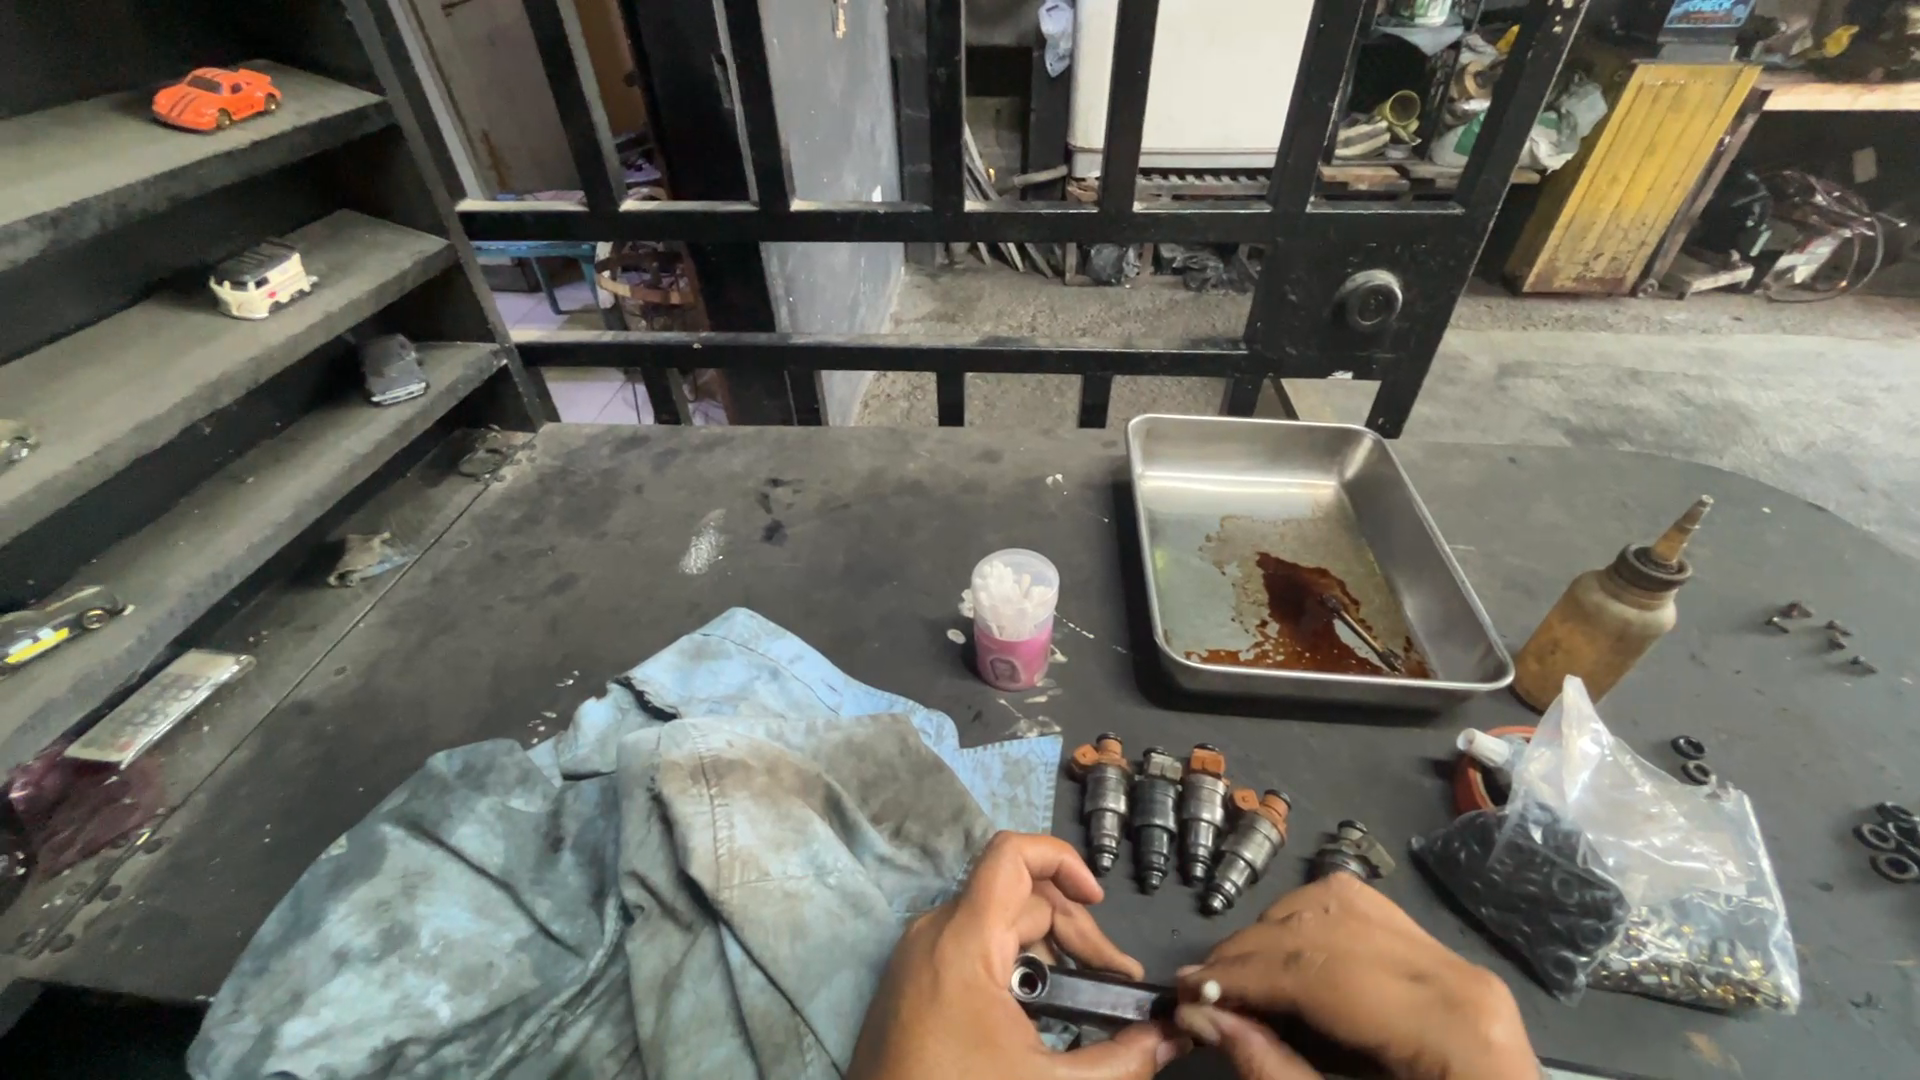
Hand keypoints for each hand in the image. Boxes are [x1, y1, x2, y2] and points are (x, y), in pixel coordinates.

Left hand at [849, 831, 1186, 1079]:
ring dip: (1050, 950)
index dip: (1061, 860)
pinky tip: (1042, 1009)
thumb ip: (1121, 1060)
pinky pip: (974, 945)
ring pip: (999, 921)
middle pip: (1019, 895)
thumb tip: (1173, 1035)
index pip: (1012, 854)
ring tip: (1087, 1000)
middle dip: (1075, 930)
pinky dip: (1015, 964)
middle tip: (1117, 982)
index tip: (1099, 900)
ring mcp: (921, 952)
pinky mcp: (915, 975)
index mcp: (964, 939)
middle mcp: (938, 930)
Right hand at [1173, 875, 1536, 1079]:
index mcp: (1450, 1030)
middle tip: (1199, 985)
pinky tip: (1284, 956)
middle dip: (1248, 953)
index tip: (1186, 989)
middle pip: (1324, 928)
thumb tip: (1200, 1013)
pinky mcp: (1447, 959)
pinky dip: (1309, 921)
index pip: (1321, 972)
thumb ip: (1276, 1072)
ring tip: (1238, 974)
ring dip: (1273, 930)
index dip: (1244, 976)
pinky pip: (1362, 910)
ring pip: (1336, 902)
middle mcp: (1456, 977)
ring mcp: (1456, 961)